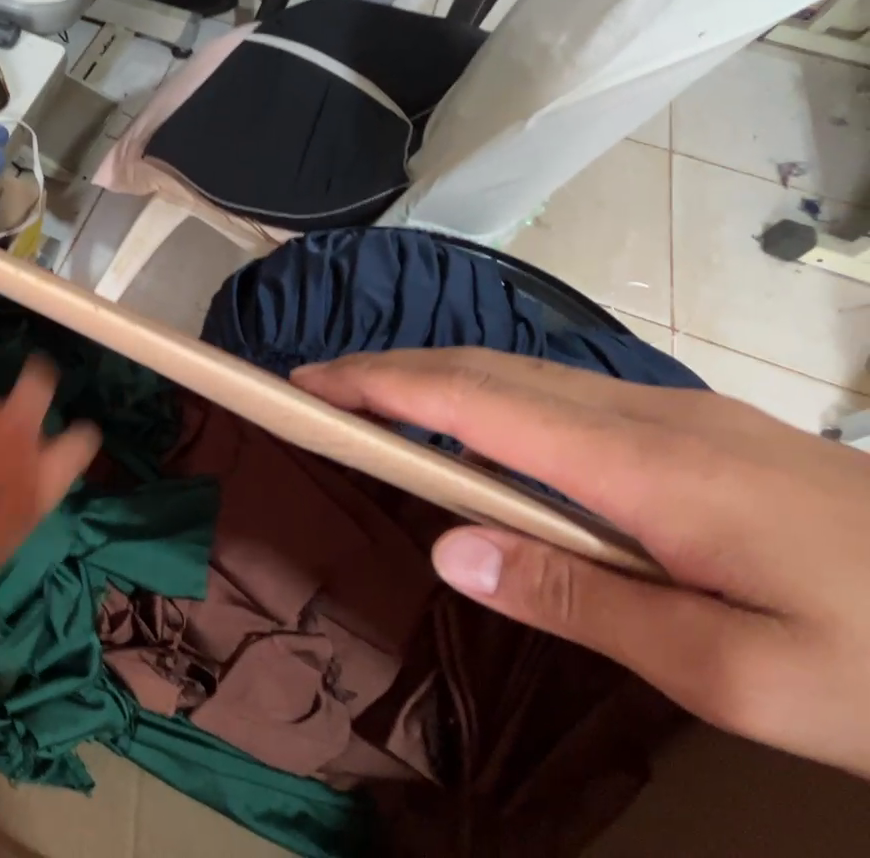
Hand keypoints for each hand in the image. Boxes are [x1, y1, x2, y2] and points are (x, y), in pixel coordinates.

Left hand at [0, 335, 101, 566]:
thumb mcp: (8, 536)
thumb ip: (21, 501)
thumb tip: (13, 493)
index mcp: (39, 472)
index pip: (82, 440)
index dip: (79, 433)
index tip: (74, 432)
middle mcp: (12, 426)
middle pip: (39, 377)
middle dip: (33, 371)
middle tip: (21, 374)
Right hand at [291, 347, 869, 778]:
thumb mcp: (740, 673)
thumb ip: (581, 601)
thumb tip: (445, 546)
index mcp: (644, 467)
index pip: (471, 399)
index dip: (376, 383)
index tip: (301, 384)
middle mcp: (653, 418)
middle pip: (488, 368)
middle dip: (387, 368)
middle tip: (313, 390)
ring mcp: (688, 417)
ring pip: (526, 373)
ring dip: (434, 377)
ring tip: (371, 404)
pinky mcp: (709, 432)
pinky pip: (566, 393)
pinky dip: (488, 393)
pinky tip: (477, 427)